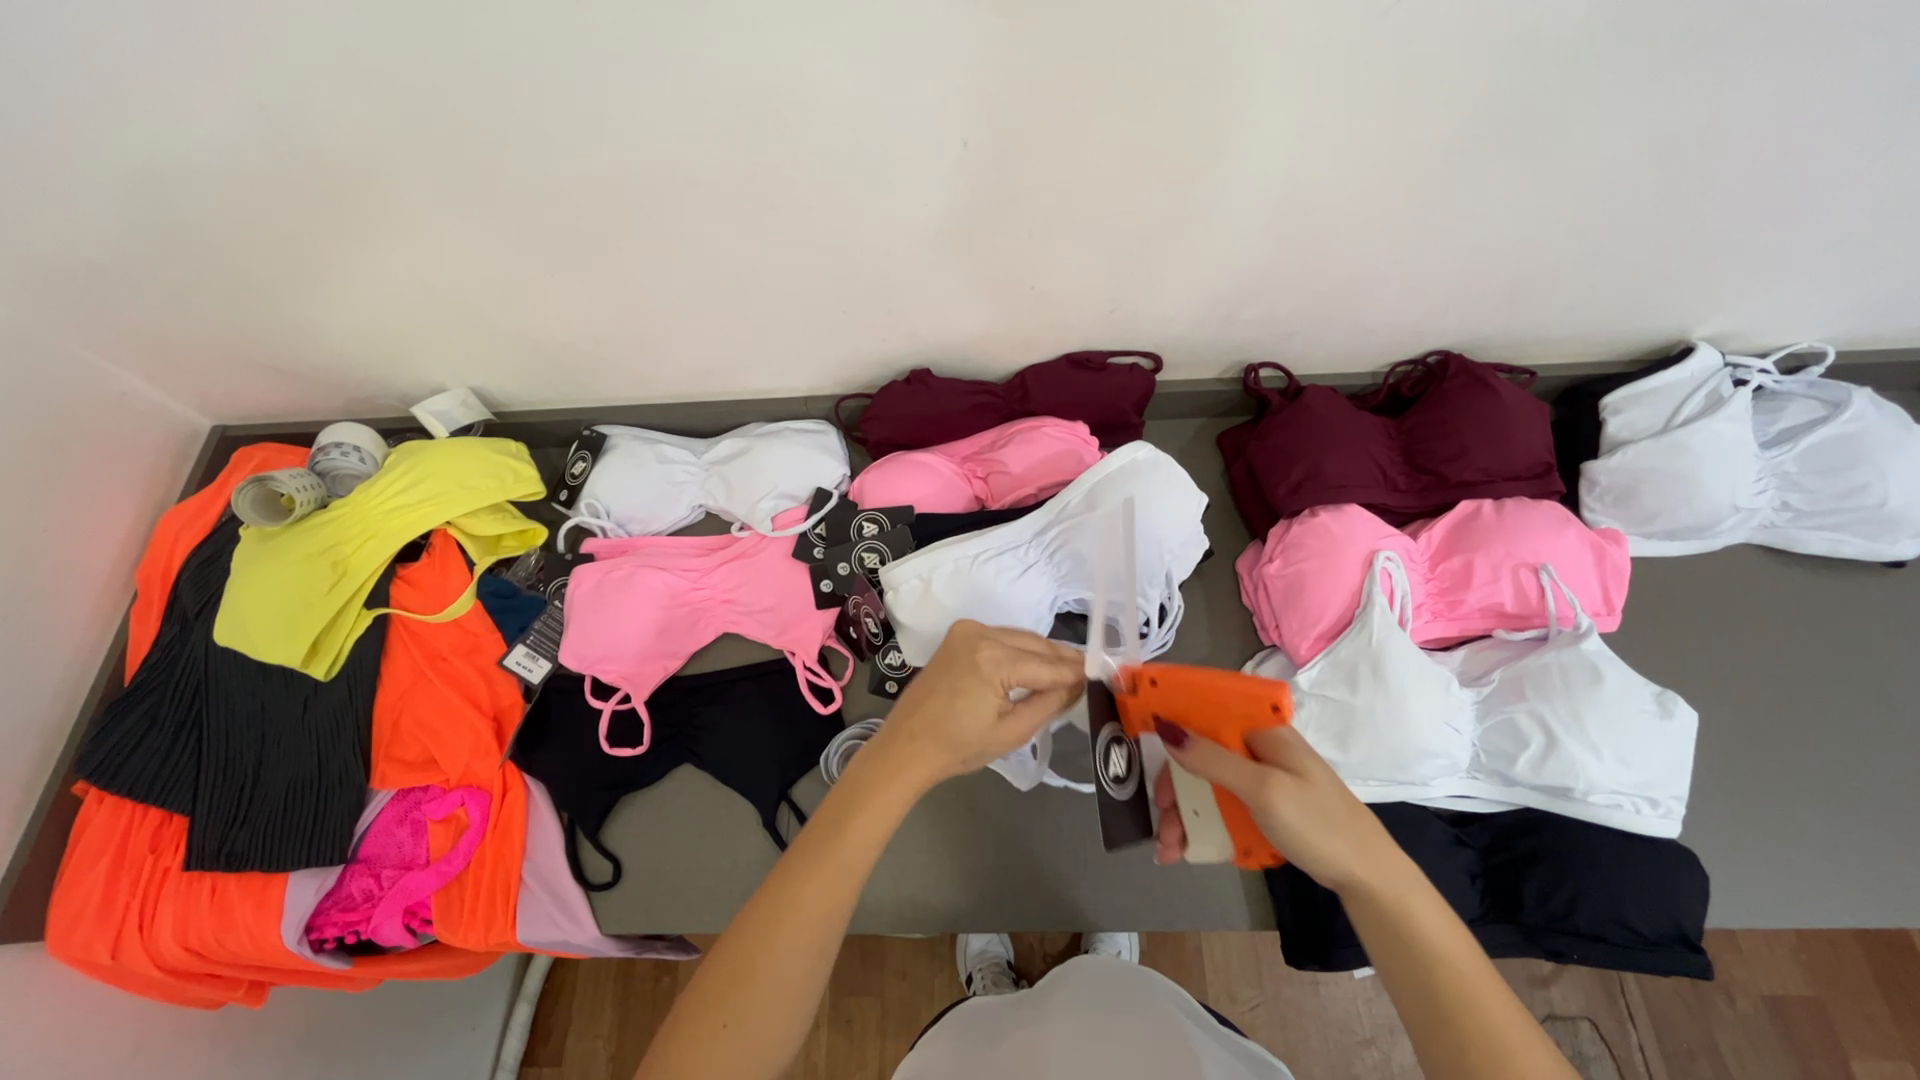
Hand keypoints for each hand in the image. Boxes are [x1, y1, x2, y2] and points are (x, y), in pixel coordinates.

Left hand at [859, 620, 1085, 792]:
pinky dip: (1021, 651)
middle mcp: (981, 634)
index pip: (1050, 665)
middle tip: (1091, 676)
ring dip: (1043, 654)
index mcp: (994, 659)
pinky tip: (1036, 667)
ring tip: (1068, 673)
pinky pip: (1002, 638)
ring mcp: (967, 630)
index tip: (1105, 676)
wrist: (906, 746)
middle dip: (1063, 660)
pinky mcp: (959, 634)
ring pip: (1021, 638)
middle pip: (1037, 645)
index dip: (1078, 673)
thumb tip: (1079, 685)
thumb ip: (1050, 703)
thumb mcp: (1013, 732)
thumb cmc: (957, 747)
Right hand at [1152, 721, 1407, 894]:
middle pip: (1202, 758)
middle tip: (1162, 819)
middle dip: (1176, 789)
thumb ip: (1213, 760)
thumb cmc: (1318, 824)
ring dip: (1184, 816)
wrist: (1368, 876)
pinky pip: (1223, 811)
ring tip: (1169, 850)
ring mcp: (1263, 782)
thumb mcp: (1263, 789)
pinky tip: (1185, 852)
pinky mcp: (1265, 811)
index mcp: (1264, 733)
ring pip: (1209, 788)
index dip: (1175, 726)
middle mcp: (1260, 752)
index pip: (1209, 714)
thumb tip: (1167, 727)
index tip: (1146, 745)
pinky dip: (1202, 828)